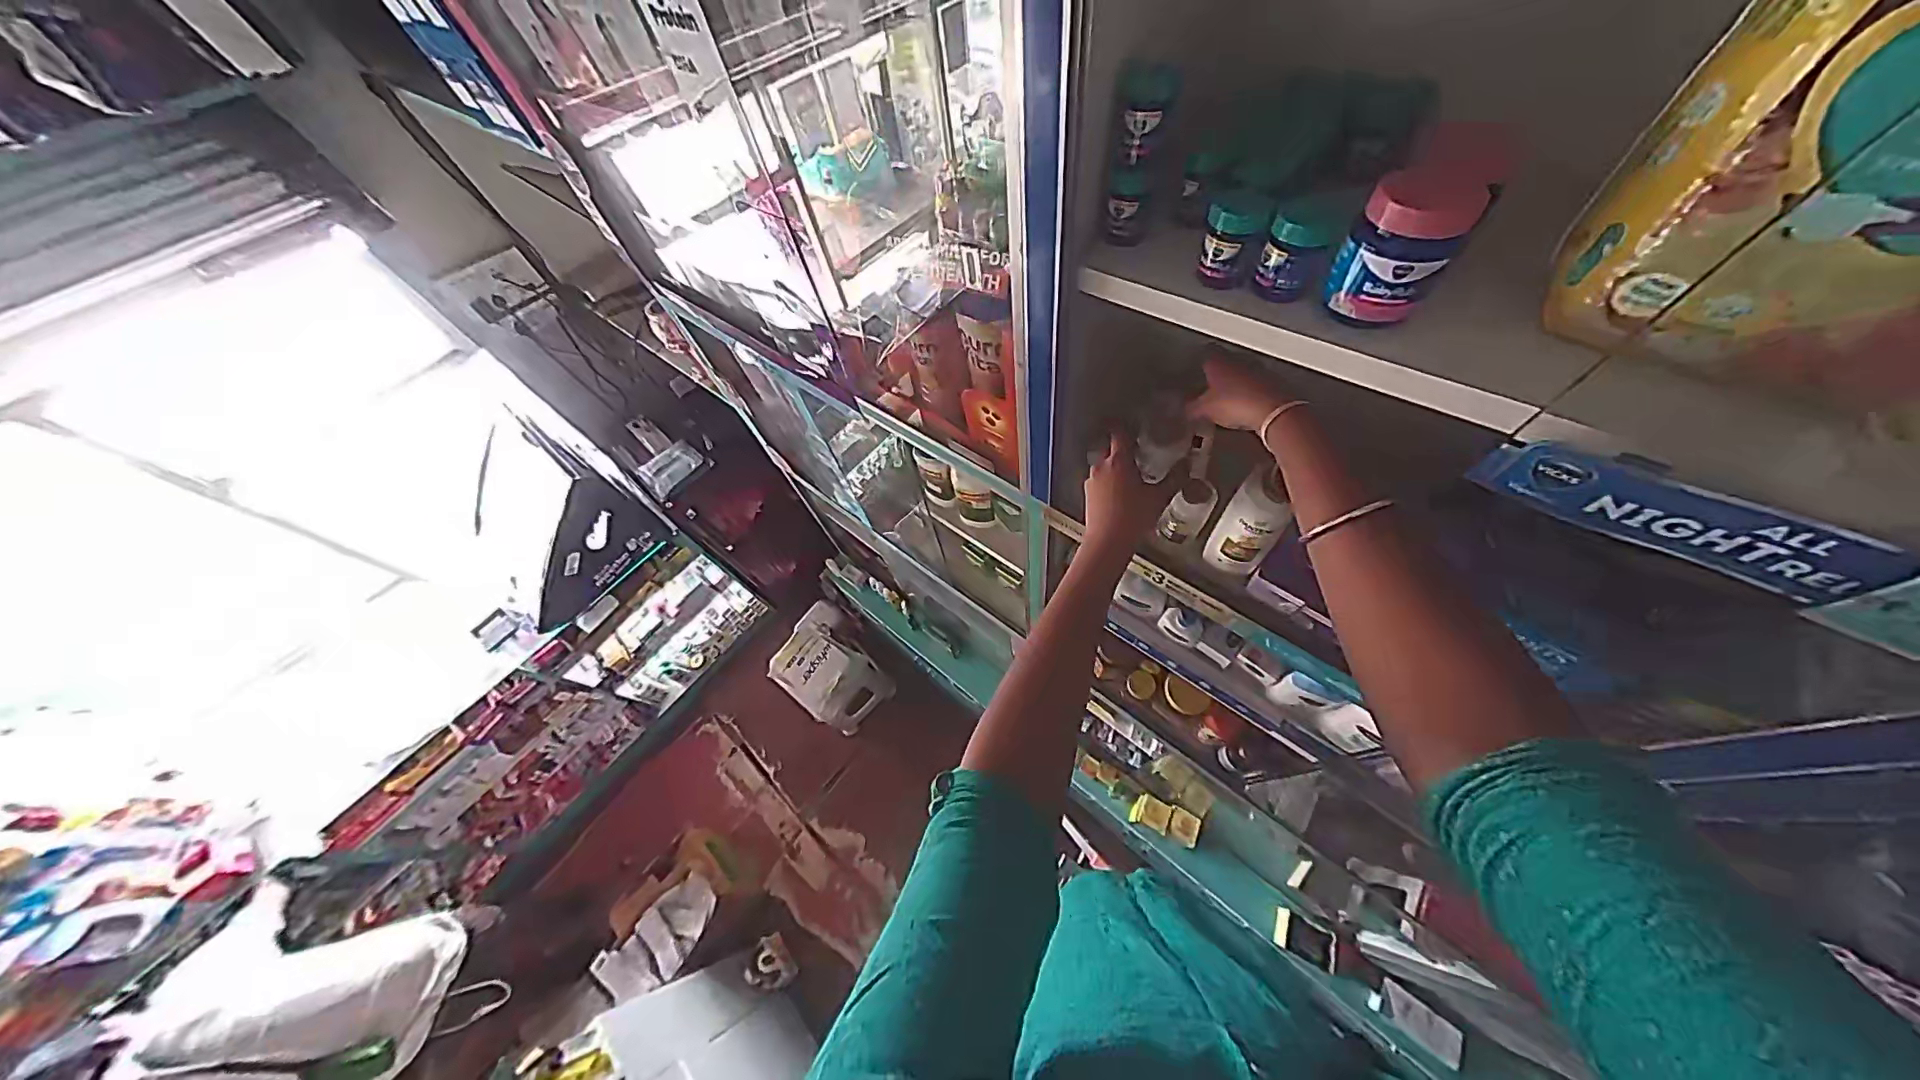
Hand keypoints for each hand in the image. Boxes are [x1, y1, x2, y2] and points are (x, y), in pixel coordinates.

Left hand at [1082, 429, 1180, 568]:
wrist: (1108, 542)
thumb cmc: (1131, 519)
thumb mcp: (1159, 497)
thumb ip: (1175, 478)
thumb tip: (1185, 466)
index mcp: (1118, 461)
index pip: (1120, 433)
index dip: (1129, 429)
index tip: (1136, 430)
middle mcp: (1101, 468)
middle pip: (1109, 448)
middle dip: (1121, 449)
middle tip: (1136, 454)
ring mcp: (1092, 481)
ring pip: (1103, 465)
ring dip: (1115, 467)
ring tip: (1131, 476)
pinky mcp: (1088, 495)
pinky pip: (1099, 481)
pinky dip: (1108, 483)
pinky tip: (1120, 494)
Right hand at [1186, 354, 1292, 431]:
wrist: (1271, 410)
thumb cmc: (1234, 403)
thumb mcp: (1205, 410)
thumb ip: (1192, 407)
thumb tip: (1186, 408)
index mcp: (1218, 361)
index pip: (1206, 352)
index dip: (1201, 360)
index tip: (1197, 367)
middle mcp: (1238, 359)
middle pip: (1225, 359)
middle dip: (1218, 370)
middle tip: (1210, 384)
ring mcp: (1257, 368)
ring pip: (1242, 369)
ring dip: (1236, 379)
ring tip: (1228, 395)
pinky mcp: (1272, 380)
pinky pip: (1256, 382)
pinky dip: (1250, 389)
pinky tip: (1245, 402)